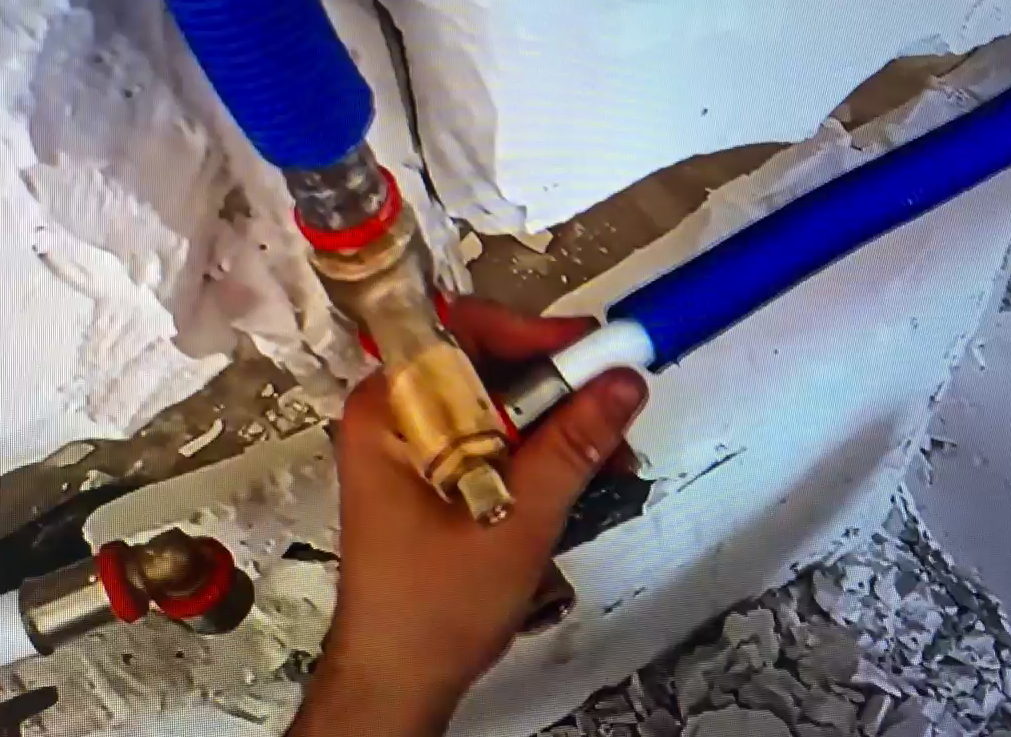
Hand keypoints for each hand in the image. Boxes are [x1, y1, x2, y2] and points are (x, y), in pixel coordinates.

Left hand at [288, 298, 647, 736]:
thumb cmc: (434, 605)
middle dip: (553, 382)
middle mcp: (392, 411)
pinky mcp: (427, 468)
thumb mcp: (515, 521)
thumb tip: (623, 382)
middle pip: (479, 362)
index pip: (457, 333)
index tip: (591, 350)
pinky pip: (485, 432)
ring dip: (552, 417)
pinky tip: (577, 470)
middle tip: (613, 402)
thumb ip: (570, 446)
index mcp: (387, 406)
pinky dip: (533, 444)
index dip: (527, 331)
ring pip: (490, 399)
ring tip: (609, 452)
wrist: (396, 678)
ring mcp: (408, 440)